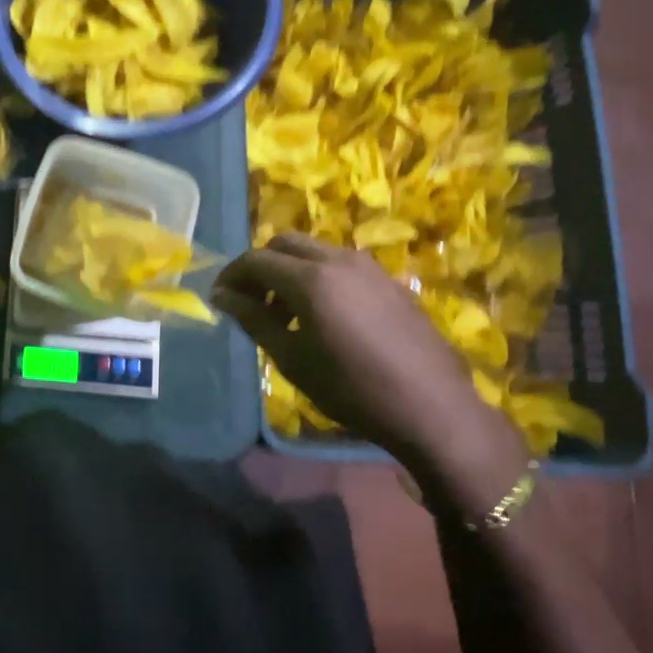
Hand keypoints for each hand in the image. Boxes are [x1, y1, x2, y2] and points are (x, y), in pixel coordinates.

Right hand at [213, 234, 503, 464]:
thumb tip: (222, 296)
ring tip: (287, 313)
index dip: (231, 275)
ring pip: (316, 251)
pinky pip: (343, 266)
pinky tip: (325, 317)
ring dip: (292, 270)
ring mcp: (371, 269)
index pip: (256, 259)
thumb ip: (254, 320)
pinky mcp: (392, 284)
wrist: (433, 409)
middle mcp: (339, 261)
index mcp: (311, 278)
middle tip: (250, 301)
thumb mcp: (292, 359)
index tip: (219, 298)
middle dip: (261, 266)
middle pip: (286, 244)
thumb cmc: (353, 389)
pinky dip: (321, 278)